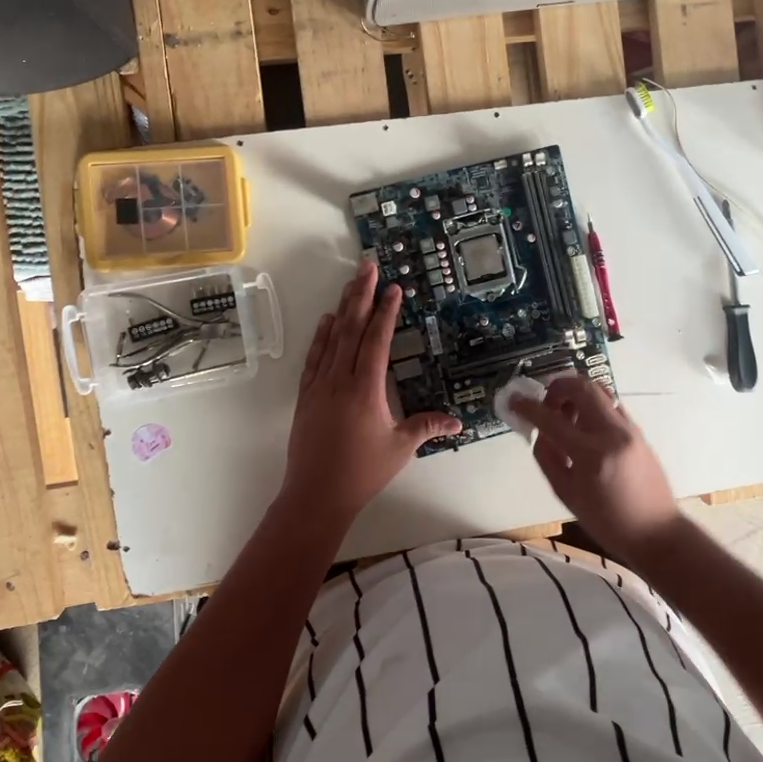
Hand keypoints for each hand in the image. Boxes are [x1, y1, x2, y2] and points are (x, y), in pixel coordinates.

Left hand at [282, 260, 460, 523]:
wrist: (315, 495)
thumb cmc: (361, 473)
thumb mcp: (399, 448)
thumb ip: (427, 427)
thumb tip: (457, 422)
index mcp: (366, 389)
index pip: (377, 341)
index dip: (386, 312)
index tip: (393, 288)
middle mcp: (340, 380)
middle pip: (351, 328)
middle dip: (361, 295)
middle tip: (367, 266)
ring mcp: (319, 386)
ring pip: (332, 338)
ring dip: (342, 308)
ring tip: (351, 283)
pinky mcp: (306, 396)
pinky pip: (314, 358)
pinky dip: (321, 337)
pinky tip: (326, 321)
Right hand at [511, 377, 680, 555]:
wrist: (656, 532)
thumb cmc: (607, 522)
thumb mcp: (567, 494)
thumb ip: (548, 458)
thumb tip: (538, 431)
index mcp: (591, 454)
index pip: (552, 419)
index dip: (528, 407)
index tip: (514, 400)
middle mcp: (612, 433)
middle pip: (581, 388)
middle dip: (556, 387)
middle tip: (545, 403)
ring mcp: (629, 429)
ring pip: (599, 390)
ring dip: (576, 393)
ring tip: (564, 414)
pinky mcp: (638, 431)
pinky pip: (610, 404)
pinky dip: (592, 404)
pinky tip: (584, 425)